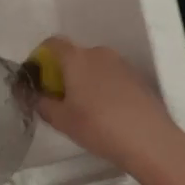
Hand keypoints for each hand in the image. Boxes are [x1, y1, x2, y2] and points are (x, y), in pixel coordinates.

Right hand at [34, 37, 184, 175]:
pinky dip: (103, 87)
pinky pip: (111, 75)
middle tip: (59, 99)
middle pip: (74, 55)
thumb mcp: (61, 120)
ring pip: (94, 66)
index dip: (40, 57)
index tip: (37, 79)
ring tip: (84, 109)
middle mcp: (99, 53)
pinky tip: (106, 112)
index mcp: (77, 58)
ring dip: (84, 80)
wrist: (150, 141)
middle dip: (63, 73)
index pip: (52, 43)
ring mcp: (122, 64)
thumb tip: (33, 94)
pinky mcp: (138, 77)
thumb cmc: (98, 127)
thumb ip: (41, 103)